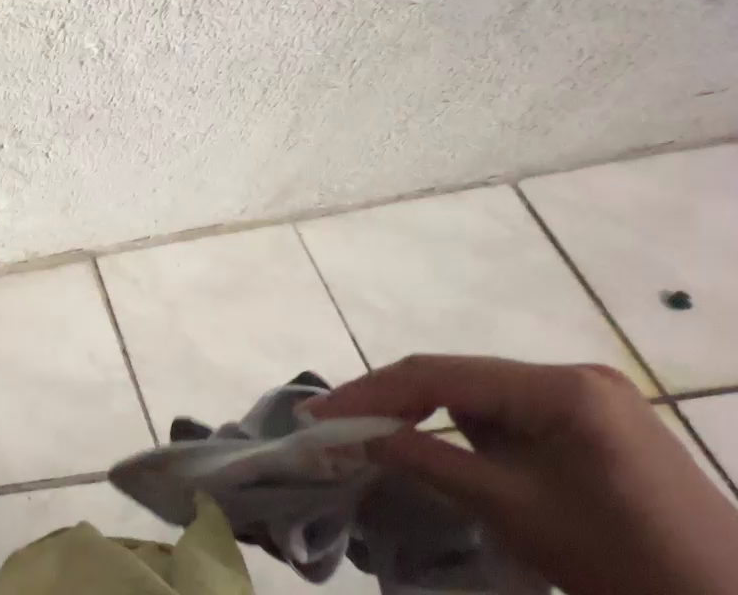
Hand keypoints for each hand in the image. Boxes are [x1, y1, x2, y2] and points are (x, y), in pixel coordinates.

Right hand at [310, 355, 737, 594]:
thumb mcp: (507, 507)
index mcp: (559, 387)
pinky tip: (439, 448)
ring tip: (373, 434)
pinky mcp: (596, 426)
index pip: (438, 374)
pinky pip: (509, 415)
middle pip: (456, 377)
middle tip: (336, 426)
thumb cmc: (620, 560)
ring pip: (479, 395)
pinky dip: (468, 431)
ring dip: (428, 415)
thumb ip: (419, 458)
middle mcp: (573, 376)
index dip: (368, 393)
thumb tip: (343, 434)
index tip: (316, 416)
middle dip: (393, 401)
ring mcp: (590, 399)